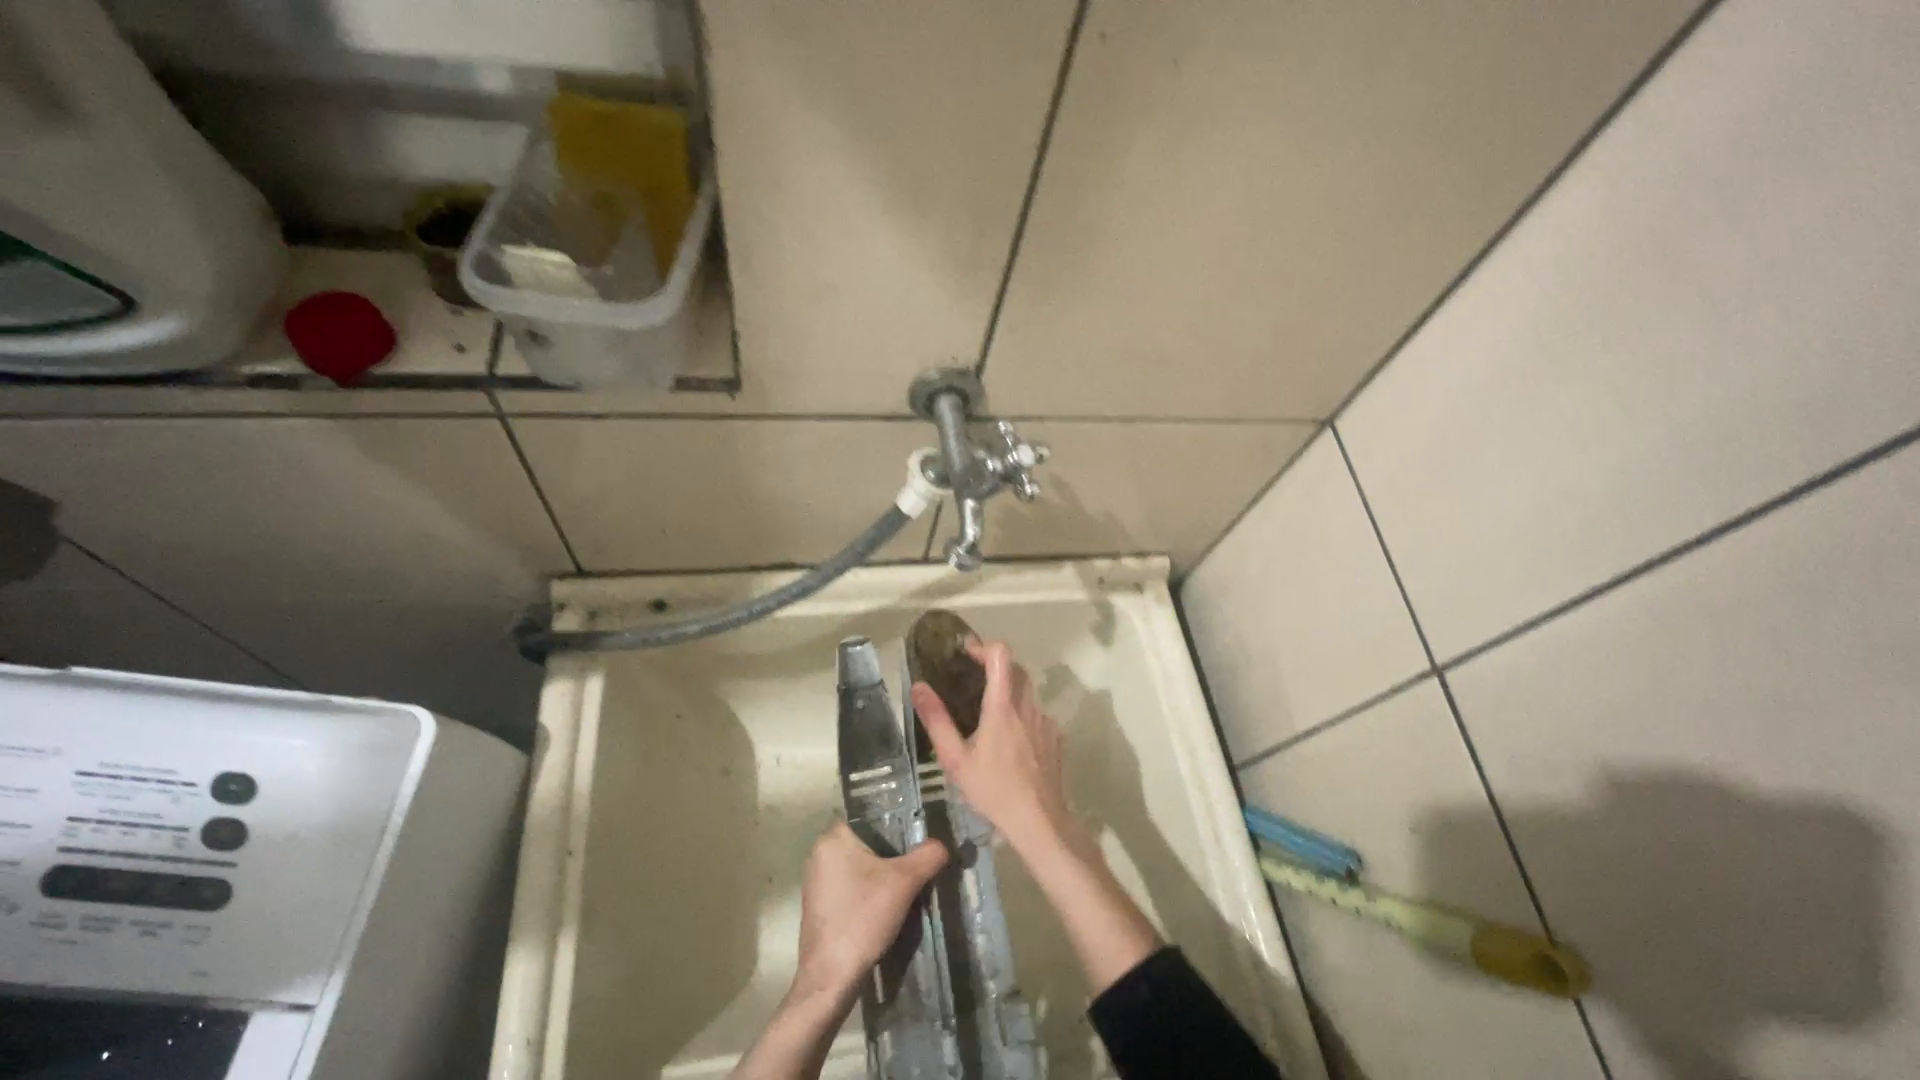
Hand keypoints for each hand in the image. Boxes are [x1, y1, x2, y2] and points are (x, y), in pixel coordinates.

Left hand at [791, 820, 947, 1006]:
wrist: (831, 975)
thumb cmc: (862, 918)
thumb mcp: (904, 883)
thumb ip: (927, 856)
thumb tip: (943, 844)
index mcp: (833, 837)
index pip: (869, 813)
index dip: (896, 820)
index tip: (920, 831)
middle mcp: (820, 852)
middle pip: (866, 839)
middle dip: (893, 849)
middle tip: (920, 857)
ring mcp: (817, 879)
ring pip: (859, 863)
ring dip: (882, 871)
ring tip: (910, 880)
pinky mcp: (821, 903)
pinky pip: (851, 883)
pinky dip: (870, 888)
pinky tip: (889, 903)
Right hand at [912, 638, 1089, 862]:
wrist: (1039, 820)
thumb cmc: (993, 790)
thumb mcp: (955, 759)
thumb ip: (936, 720)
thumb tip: (918, 686)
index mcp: (1003, 706)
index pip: (1001, 655)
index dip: (984, 646)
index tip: (967, 654)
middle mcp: (1028, 706)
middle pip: (1016, 669)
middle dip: (995, 667)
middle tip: (972, 680)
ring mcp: (1046, 721)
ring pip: (1028, 692)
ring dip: (1009, 692)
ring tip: (987, 714)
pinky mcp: (1055, 738)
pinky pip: (1037, 715)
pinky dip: (1022, 715)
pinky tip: (1009, 741)